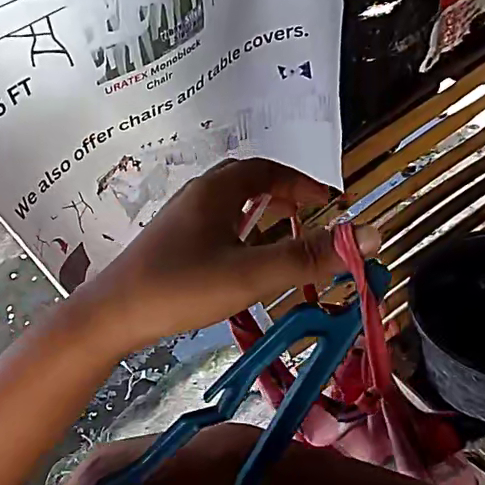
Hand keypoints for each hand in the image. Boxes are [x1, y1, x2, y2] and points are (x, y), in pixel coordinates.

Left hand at [66, 158, 379, 353]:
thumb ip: (310, 256)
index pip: (270, 169)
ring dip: (260, 214)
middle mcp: (197, 195)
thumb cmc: (182, 287)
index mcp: (218, 190)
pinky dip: (239, 232)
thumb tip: (371, 235)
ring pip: (229, 204)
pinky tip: (241, 260)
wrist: (113, 314)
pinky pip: (213, 224)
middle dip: (283, 194)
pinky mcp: (169, 242)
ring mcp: (179, 218)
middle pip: (248, 180)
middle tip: (309, 217)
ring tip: (282, 238)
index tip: (331, 201)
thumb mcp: (252, 273)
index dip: (304, 182)